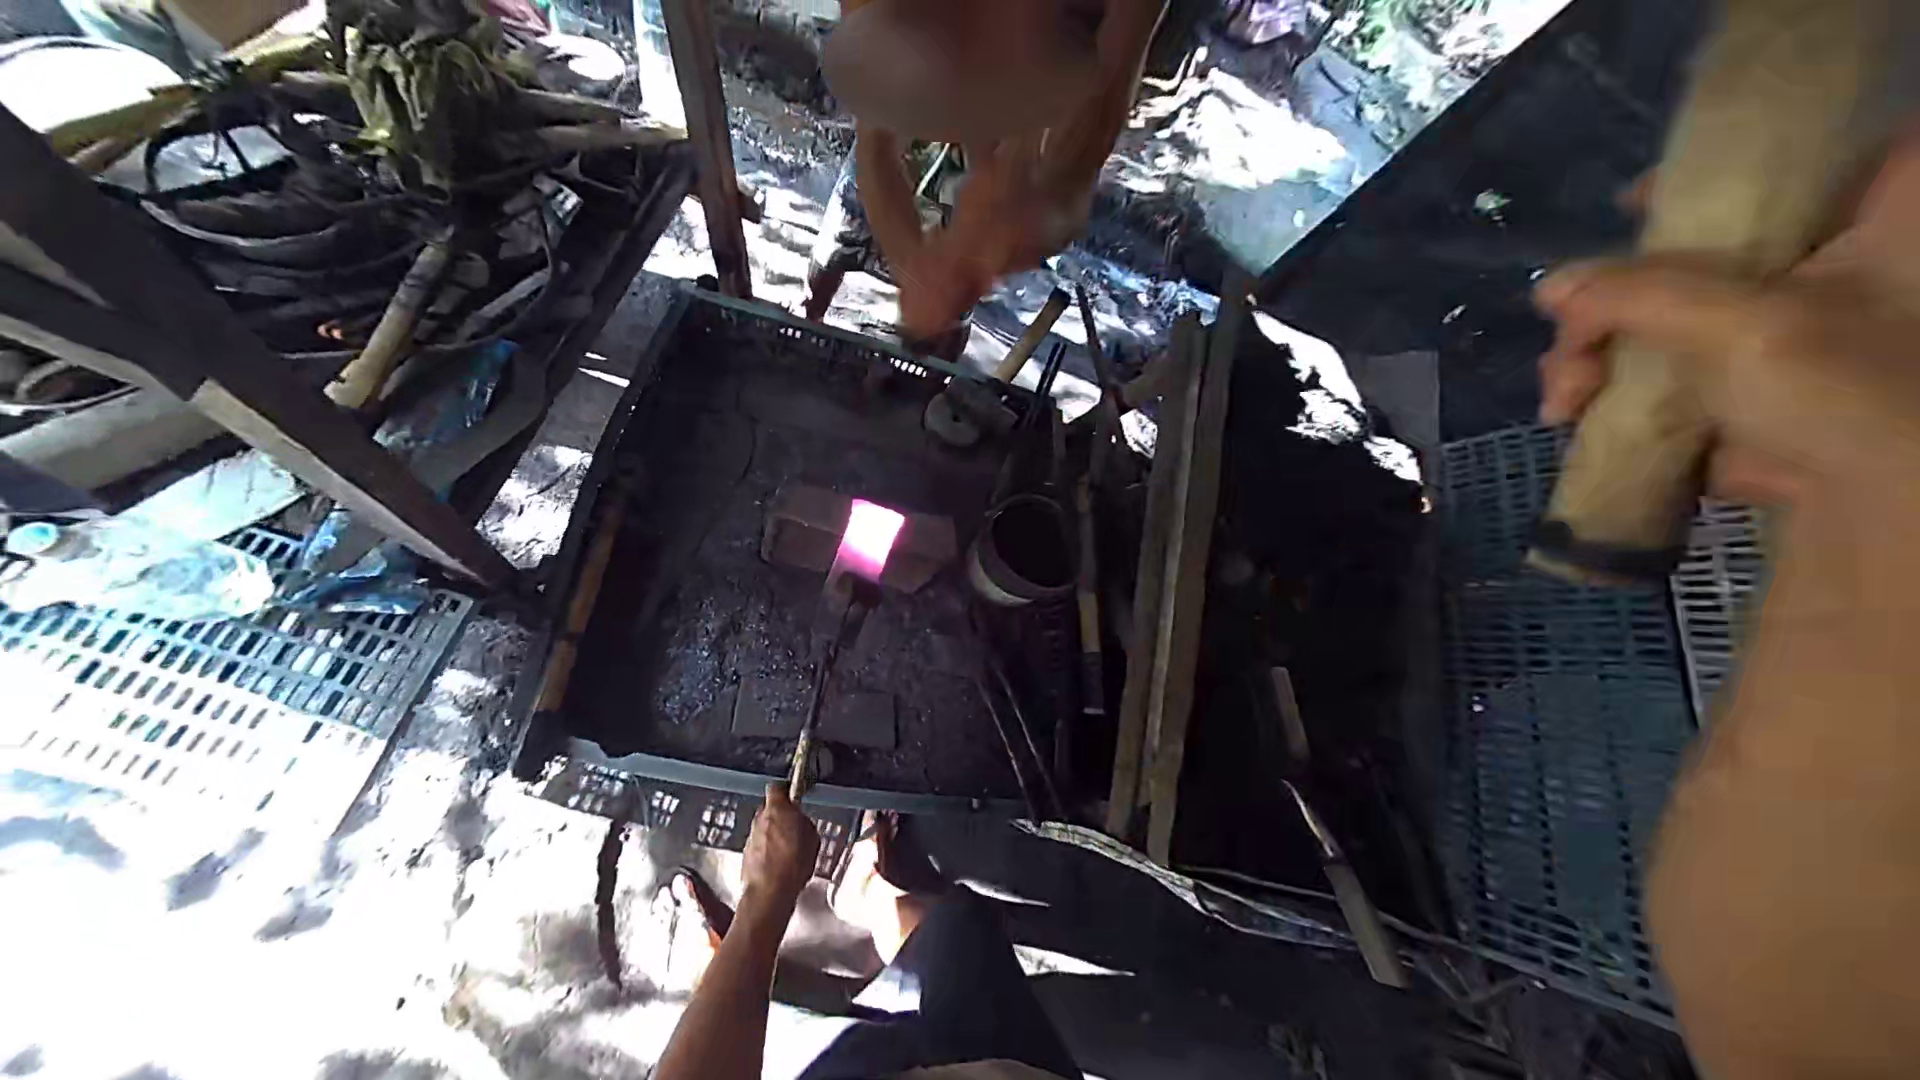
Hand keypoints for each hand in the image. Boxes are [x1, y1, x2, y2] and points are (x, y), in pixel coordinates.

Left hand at [740, 784, 819, 912]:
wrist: (769, 893)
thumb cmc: (792, 865)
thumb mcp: (812, 838)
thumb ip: (804, 822)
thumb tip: (800, 821)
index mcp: (777, 809)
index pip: (777, 787)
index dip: (785, 790)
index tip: (793, 794)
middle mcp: (760, 820)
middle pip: (769, 808)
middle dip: (780, 814)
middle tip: (794, 824)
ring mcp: (751, 837)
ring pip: (763, 827)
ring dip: (773, 833)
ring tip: (788, 848)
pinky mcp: (745, 855)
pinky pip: (758, 845)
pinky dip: (766, 850)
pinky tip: (778, 862)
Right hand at [1535, 135, 1919, 518]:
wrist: (1883, 509)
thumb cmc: (1854, 395)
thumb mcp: (1742, 328)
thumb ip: (1638, 295)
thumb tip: (1549, 286)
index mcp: (1879, 221)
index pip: (1809, 159)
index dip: (1718, 172)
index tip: (1631, 208)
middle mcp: (1826, 270)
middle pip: (1692, 256)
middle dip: (1608, 306)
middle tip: (1572, 345)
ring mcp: (1772, 336)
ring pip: (1655, 321)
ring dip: (1590, 359)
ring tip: (1563, 404)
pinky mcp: (1730, 389)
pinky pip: (1649, 370)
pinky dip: (1605, 391)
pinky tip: (1572, 415)